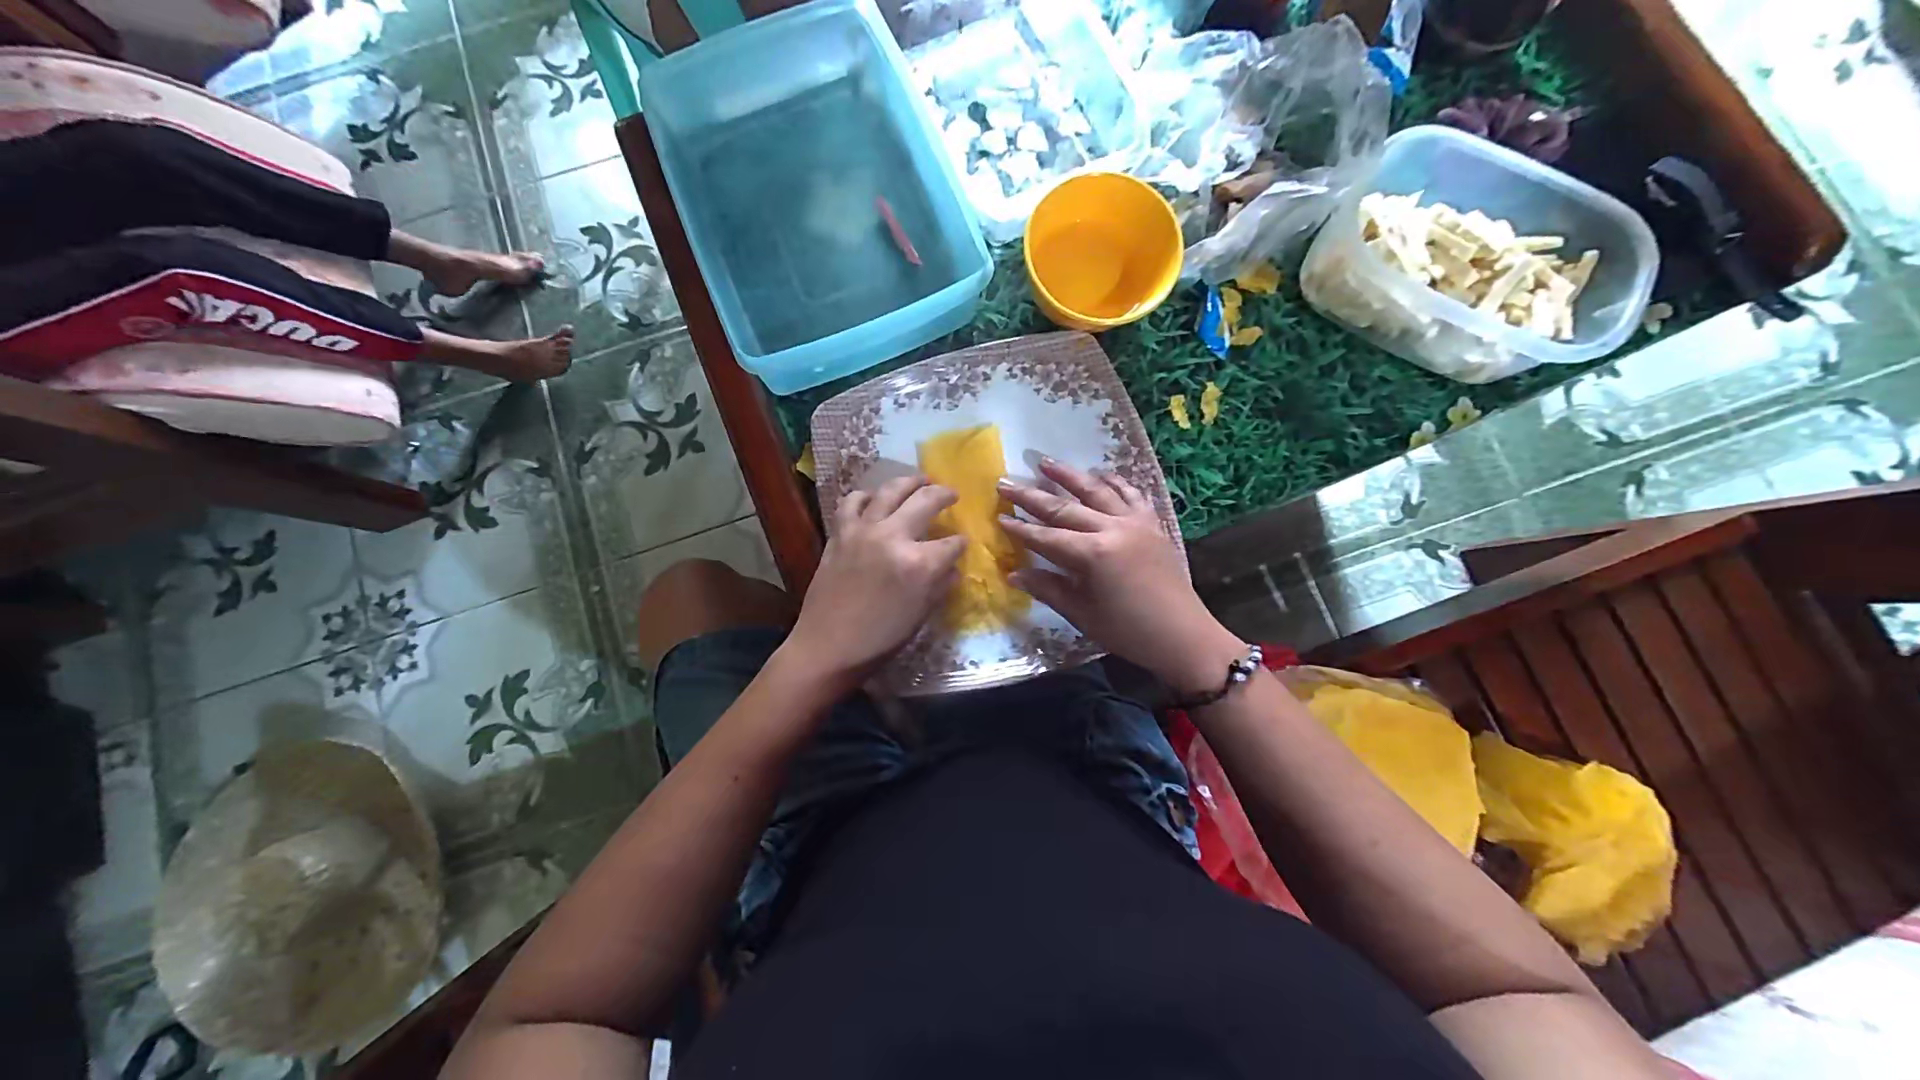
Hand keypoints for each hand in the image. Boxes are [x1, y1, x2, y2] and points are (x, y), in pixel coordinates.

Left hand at [782, 475, 966, 690]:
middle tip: (951, 494)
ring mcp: (863, 530)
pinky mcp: (840, 533)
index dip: (961, 544)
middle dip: (944, 495)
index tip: (963, 544)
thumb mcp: (921, 615)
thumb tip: (951, 567)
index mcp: (919, 564)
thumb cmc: (880, 640)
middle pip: (926, 501)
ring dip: (910, 482)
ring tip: (920, 481)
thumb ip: (940, 585)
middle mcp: (893, 537)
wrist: (828, 646)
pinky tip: (875, 499)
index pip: (952, 544)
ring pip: (891, 490)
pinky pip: (853, 502)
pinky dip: (867, 496)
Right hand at [1000, 459, 1245, 697]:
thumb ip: (1048, 588)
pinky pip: (1131, 494)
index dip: (1021, 528)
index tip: (999, 516)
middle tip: (1006, 481)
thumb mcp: (1082, 614)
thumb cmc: (1127, 631)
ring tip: (1046, 461)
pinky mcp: (1153, 524)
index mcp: (1092, 554)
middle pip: (1065, 508)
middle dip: (1033, 495)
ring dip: (1069, 475)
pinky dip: (1114, 482)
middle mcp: (1112, 529)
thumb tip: (1014, 573)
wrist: (1183, 636)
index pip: (1046, 537)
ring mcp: (1136, 522)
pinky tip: (1100, 474)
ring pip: (1097, 491)